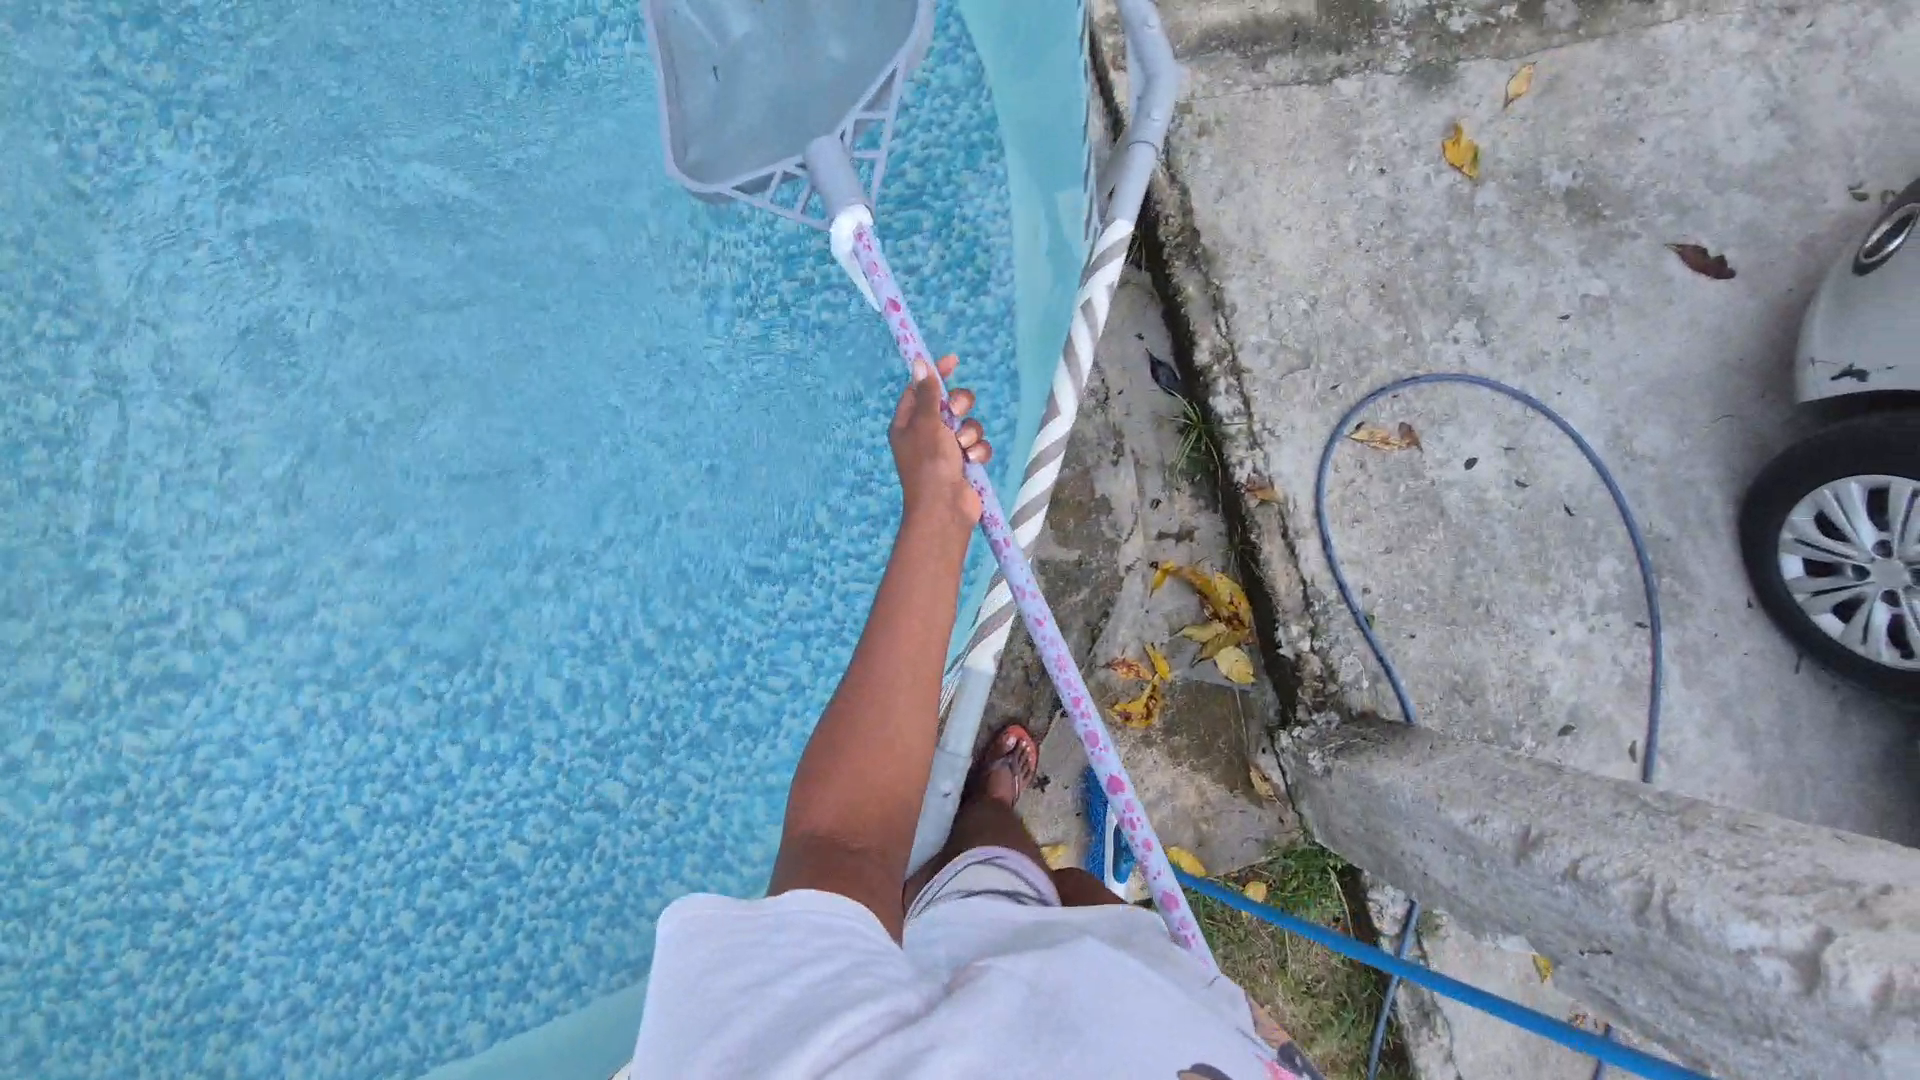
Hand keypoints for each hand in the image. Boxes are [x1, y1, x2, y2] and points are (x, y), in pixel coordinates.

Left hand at [889, 353, 991, 534]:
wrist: (945, 508)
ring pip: (967, 425)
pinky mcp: (964, 464)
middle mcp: (925, 435)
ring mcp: (946, 450)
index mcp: (907, 424)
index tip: (952, 361)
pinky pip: (977, 446)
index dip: (934, 374)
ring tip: (963, 448)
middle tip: (956, 413)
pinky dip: (977, 452)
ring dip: (969, 433)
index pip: (920, 390)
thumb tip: (919, 364)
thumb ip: (926, 394)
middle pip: (948, 404)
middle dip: (959, 406)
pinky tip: (973, 462)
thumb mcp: (926, 423)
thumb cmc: (929, 464)